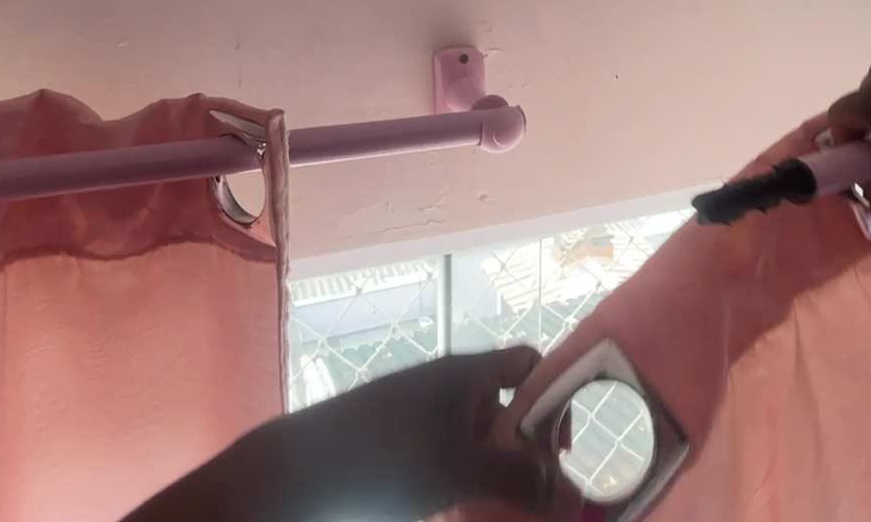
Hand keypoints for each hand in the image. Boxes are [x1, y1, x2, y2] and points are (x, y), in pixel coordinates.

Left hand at [285, 346, 579, 520]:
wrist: (296, 472)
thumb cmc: (383, 458)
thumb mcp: (457, 471)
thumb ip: (517, 481)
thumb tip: (574, 495)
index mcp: (467, 373)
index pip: (528, 363)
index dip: (554, 397)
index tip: (561, 449)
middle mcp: (448, 386)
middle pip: (506, 406)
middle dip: (526, 451)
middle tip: (533, 498)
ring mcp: (422, 413)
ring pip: (478, 438)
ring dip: (495, 474)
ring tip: (501, 513)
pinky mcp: (401, 442)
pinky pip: (449, 456)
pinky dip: (465, 483)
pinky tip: (461, 514)